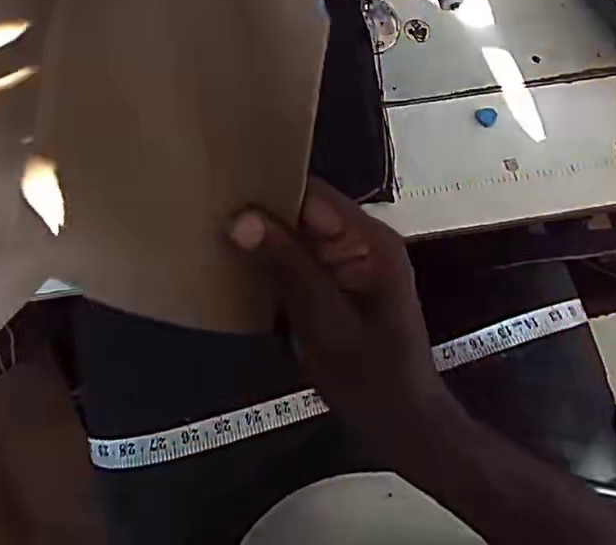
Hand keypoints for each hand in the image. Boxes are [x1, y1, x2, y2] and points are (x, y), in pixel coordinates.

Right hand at [228, 178, 456, 446]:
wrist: (404, 428)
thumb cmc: (372, 378)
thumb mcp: (325, 322)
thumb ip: (287, 267)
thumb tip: (241, 218)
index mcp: (369, 239)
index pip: (314, 195)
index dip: (272, 187)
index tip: (225, 188)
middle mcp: (359, 240)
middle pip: (303, 211)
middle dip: (261, 213)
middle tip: (211, 212)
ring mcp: (347, 261)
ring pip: (296, 235)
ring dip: (263, 239)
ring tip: (215, 233)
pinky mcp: (333, 282)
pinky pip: (297, 259)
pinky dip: (271, 264)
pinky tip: (238, 267)